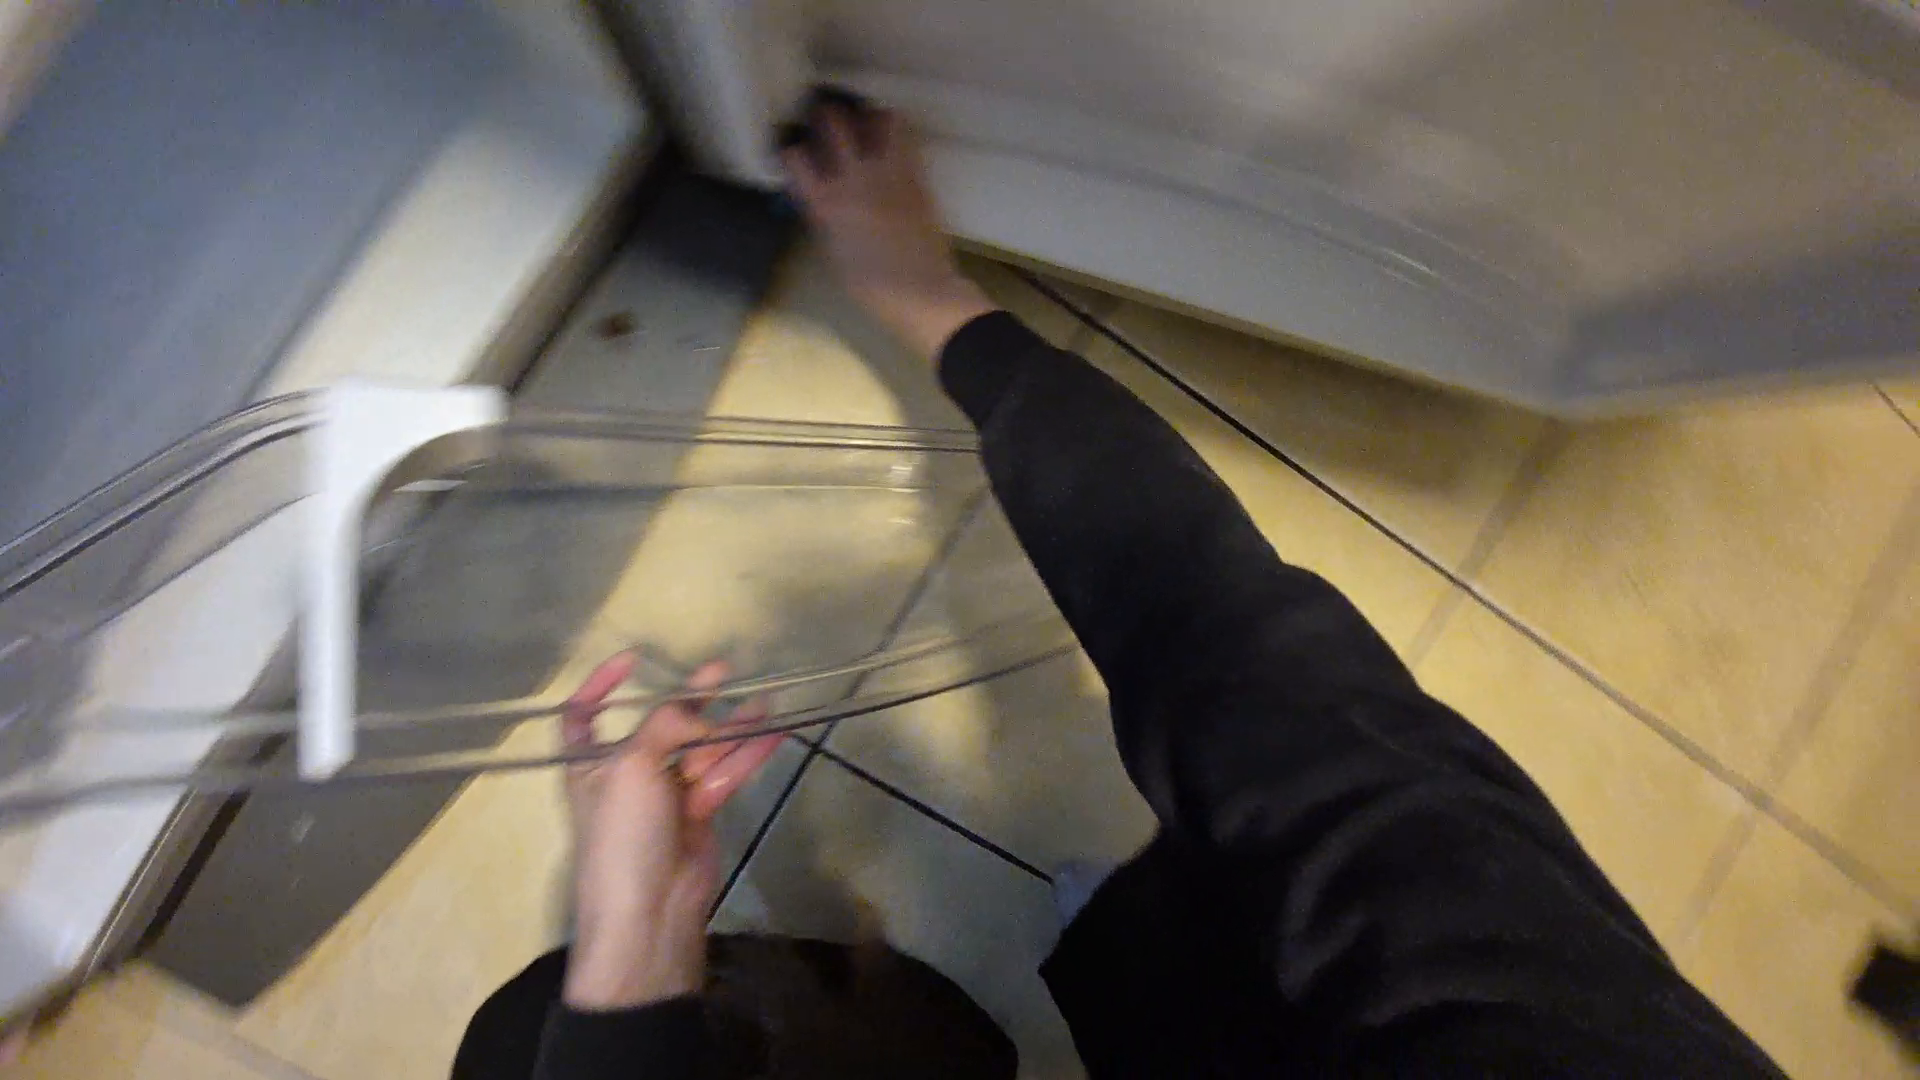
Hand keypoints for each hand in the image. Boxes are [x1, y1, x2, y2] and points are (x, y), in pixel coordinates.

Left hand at [558, 653, 782, 1009]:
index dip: (599, 686)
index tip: (631, 661)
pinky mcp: (700, 810)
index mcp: (591, 764)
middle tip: (722, 670)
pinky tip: (776, 731)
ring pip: (702, 747)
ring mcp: (666, 793)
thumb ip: (666, 724)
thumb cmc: (623, 834)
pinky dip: (750, 752)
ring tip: (766, 701)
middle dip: (690, 698)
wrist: (650, 911)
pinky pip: (726, 770)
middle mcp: (628, 774)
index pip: (583, 716)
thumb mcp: (630, 767)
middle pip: (660, 725)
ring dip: (733, 725)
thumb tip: (700, 715)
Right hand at [782, 99, 996, 361]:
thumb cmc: (872, 287)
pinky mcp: (916, 176)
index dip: (792, 152)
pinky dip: (896, 133)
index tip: (796, 154)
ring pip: (876, 117)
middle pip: (831, 122)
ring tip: (867, 125)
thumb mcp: (835, 256)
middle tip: (826, 120)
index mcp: (827, 204)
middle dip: (824, 115)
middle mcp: (854, 178)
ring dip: (868, 116)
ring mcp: (888, 173)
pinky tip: (893, 143)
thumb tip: (820, 200)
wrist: (921, 292)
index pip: (795, 158)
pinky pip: (906, 139)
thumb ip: (825, 221)